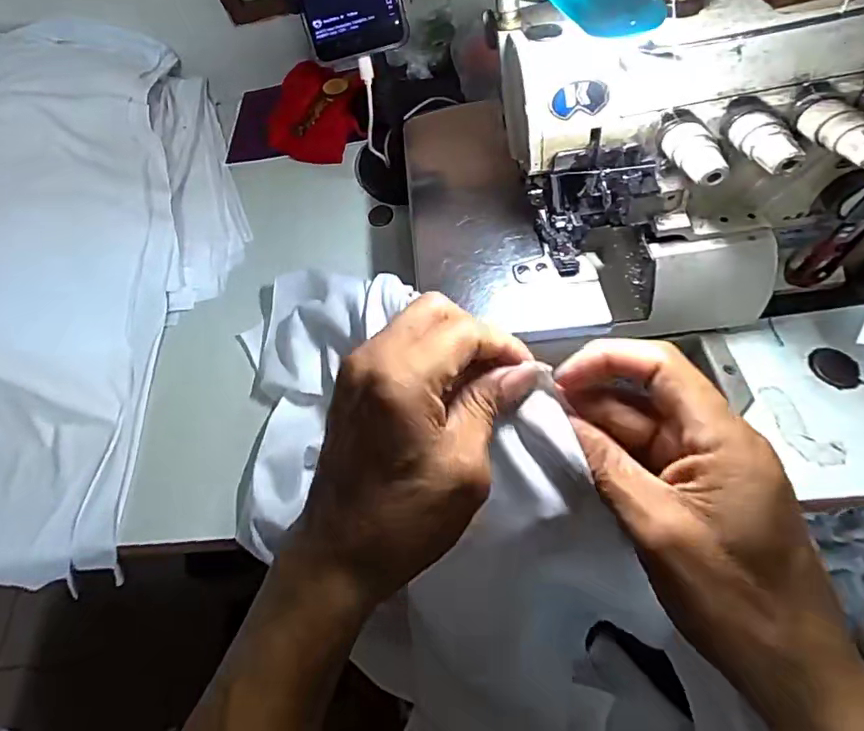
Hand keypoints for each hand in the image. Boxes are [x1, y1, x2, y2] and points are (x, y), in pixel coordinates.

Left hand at [290, 293, 539, 605]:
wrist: (337, 555)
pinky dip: (429, 349)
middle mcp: (372, 356)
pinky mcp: (351, 379)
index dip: (503, 344)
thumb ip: (489, 403)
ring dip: (453, 338)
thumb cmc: (406, 519)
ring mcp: (356, 365)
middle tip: (500, 371)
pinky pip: (399, 340)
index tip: (526, 371)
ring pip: (416, 318)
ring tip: (478, 378)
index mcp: (401, 376)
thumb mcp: (464, 465)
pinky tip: (448, 384)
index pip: (464, 329)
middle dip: (476, 332)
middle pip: (436, 308)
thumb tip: (521, 371)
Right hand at [557, 340, 863, 730]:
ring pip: (652, 426)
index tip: (563, 379)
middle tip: (548, 407)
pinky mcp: (709, 491)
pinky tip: (590, 458)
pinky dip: (624, 455)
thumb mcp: (659, 529)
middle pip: (654, 392)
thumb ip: (609, 467)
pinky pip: (660, 457)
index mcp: (722, 433)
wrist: (794, 665)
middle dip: (600, 393)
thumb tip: (566, 421)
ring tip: (558, 428)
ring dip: (607, 425)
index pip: (661, 365)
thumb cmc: (732, 596)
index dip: (607, 360)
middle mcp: (722, 437)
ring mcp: (716, 465)